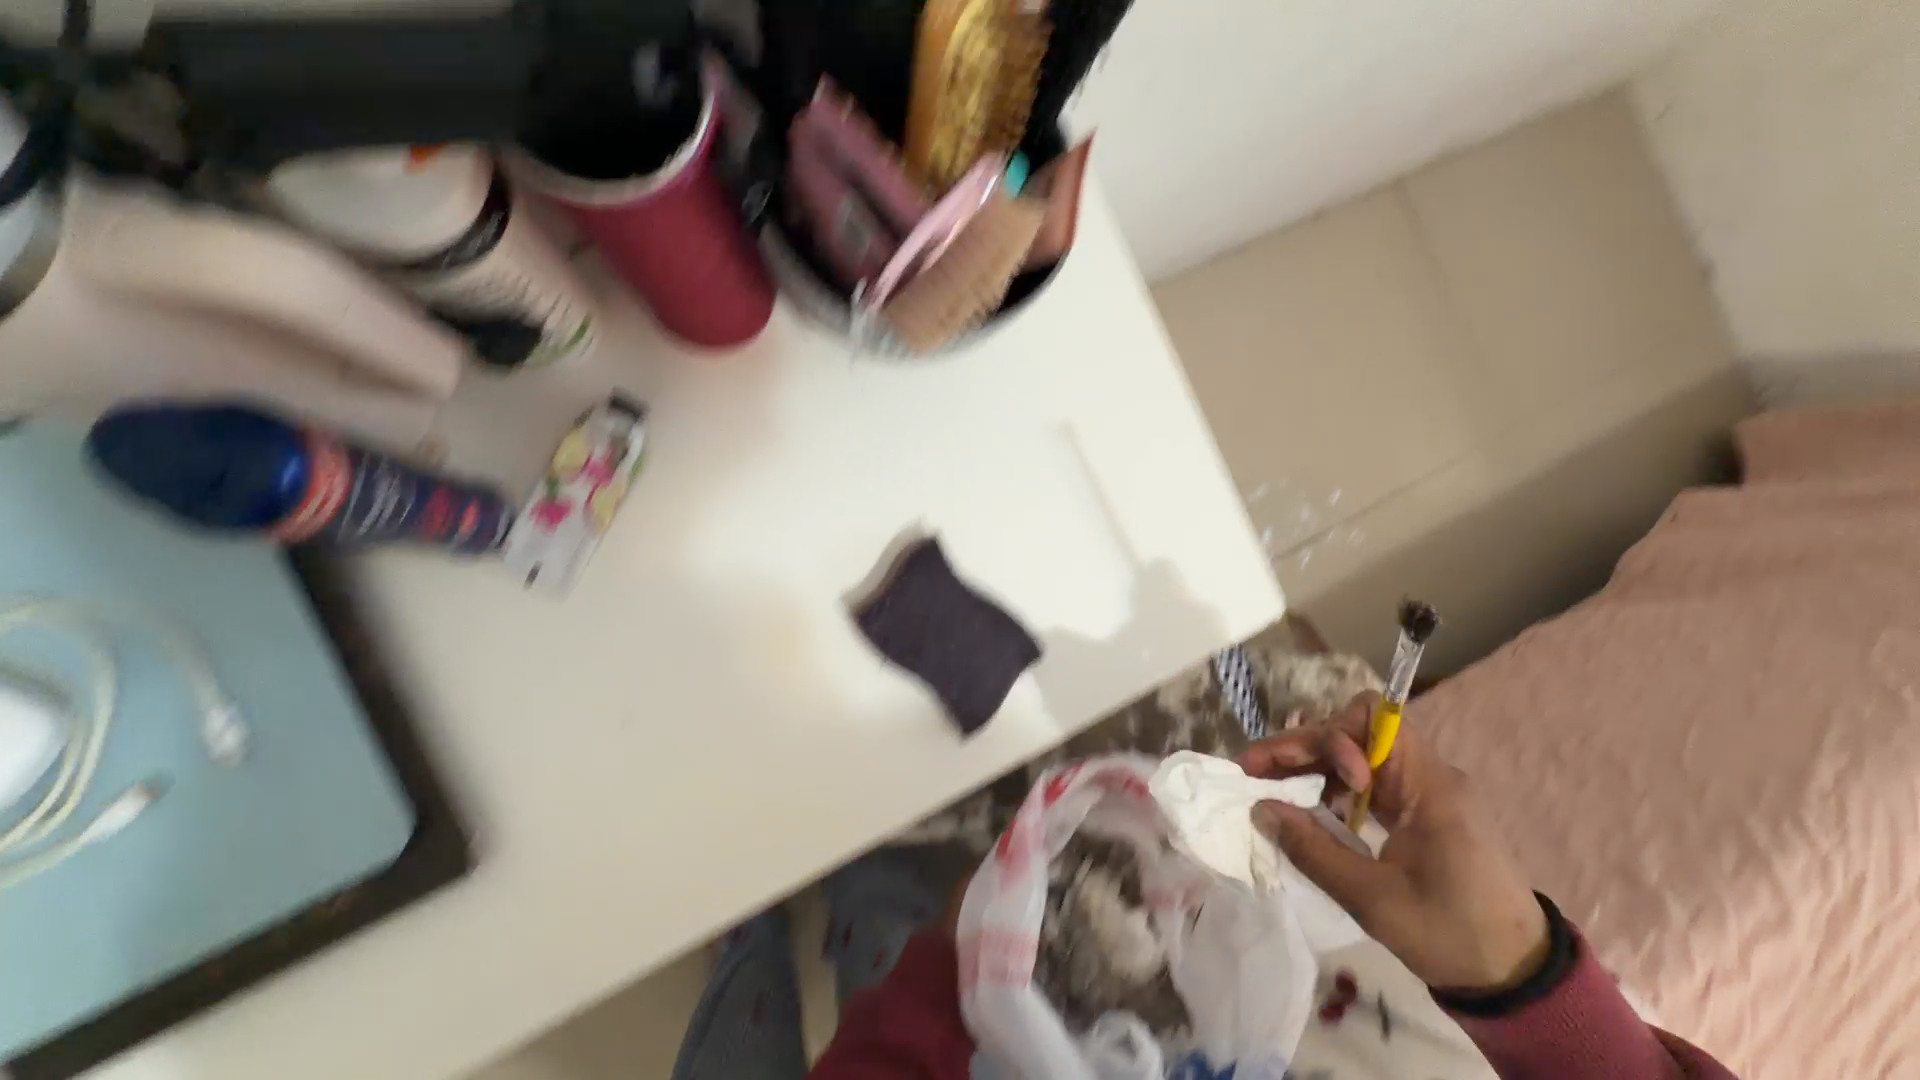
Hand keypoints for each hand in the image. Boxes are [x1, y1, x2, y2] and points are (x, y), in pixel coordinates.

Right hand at [1239, 695, 1550, 994]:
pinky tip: (1311, 812)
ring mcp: (1425, 795)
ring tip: (1273, 791)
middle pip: (1357, 732)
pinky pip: (1370, 783)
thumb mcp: (1371, 899)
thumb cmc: (1450, 933)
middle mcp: (1427, 777)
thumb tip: (1260, 808)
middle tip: (1254, 771)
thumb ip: (1312, 849)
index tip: (1307, 778)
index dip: (1330, 736)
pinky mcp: (1422, 815)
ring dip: (1313, 766)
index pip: (1371, 719)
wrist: (1517, 977)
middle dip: (1303, 746)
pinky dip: (1334, 788)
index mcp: (1428, 785)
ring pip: (1359, 755)